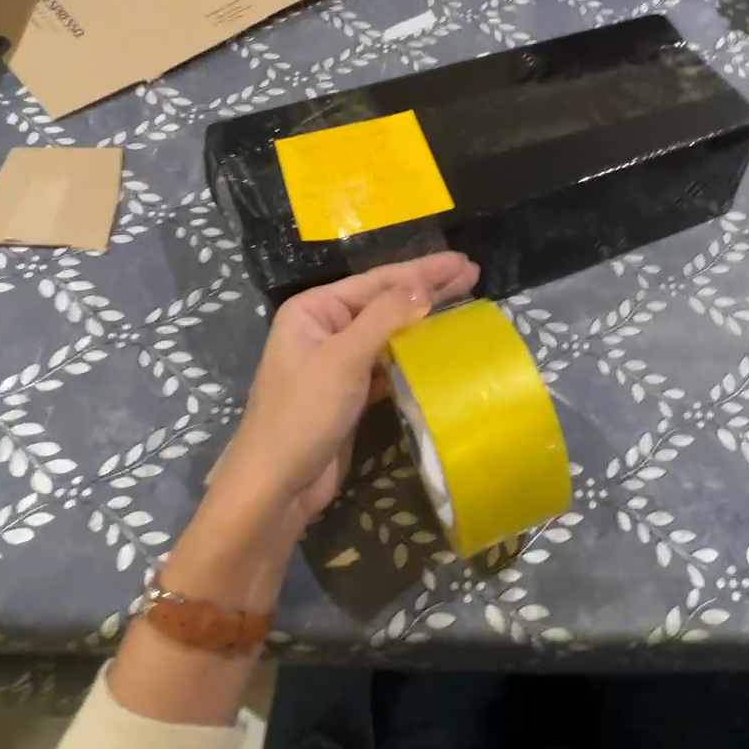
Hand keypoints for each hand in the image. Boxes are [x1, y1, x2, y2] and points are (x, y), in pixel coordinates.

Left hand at [210, 252, 480, 529]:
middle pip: (385, 302)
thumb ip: (385, 317)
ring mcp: (337, 362)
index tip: (462, 263)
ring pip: (389, 333)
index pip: (377, 282)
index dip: (422, 271)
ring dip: (423, 322)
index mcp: (314, 310)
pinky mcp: (350, 393)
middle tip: (472, 274)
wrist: (276, 486)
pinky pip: (387, 364)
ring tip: (463, 305)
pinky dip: (412, 356)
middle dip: (427, 290)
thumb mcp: (343, 358)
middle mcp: (324, 329)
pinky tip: (438, 350)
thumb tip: (424, 286)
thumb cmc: (303, 413)